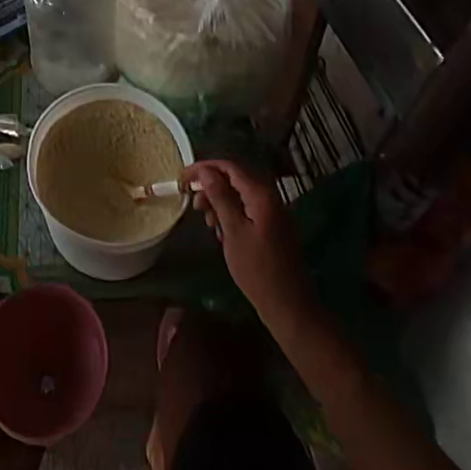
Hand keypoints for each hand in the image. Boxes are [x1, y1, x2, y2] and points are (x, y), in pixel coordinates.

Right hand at [185, 159, 315, 326]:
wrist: (287, 303)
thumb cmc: (257, 269)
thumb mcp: (233, 232)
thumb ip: (220, 198)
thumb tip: (206, 172)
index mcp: (261, 194)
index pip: (230, 167)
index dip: (204, 168)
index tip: (183, 178)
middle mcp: (269, 195)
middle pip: (235, 178)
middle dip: (211, 186)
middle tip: (193, 204)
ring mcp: (272, 210)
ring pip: (240, 194)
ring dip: (220, 201)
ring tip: (206, 220)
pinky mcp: (271, 223)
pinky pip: (247, 208)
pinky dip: (231, 213)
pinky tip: (221, 230)